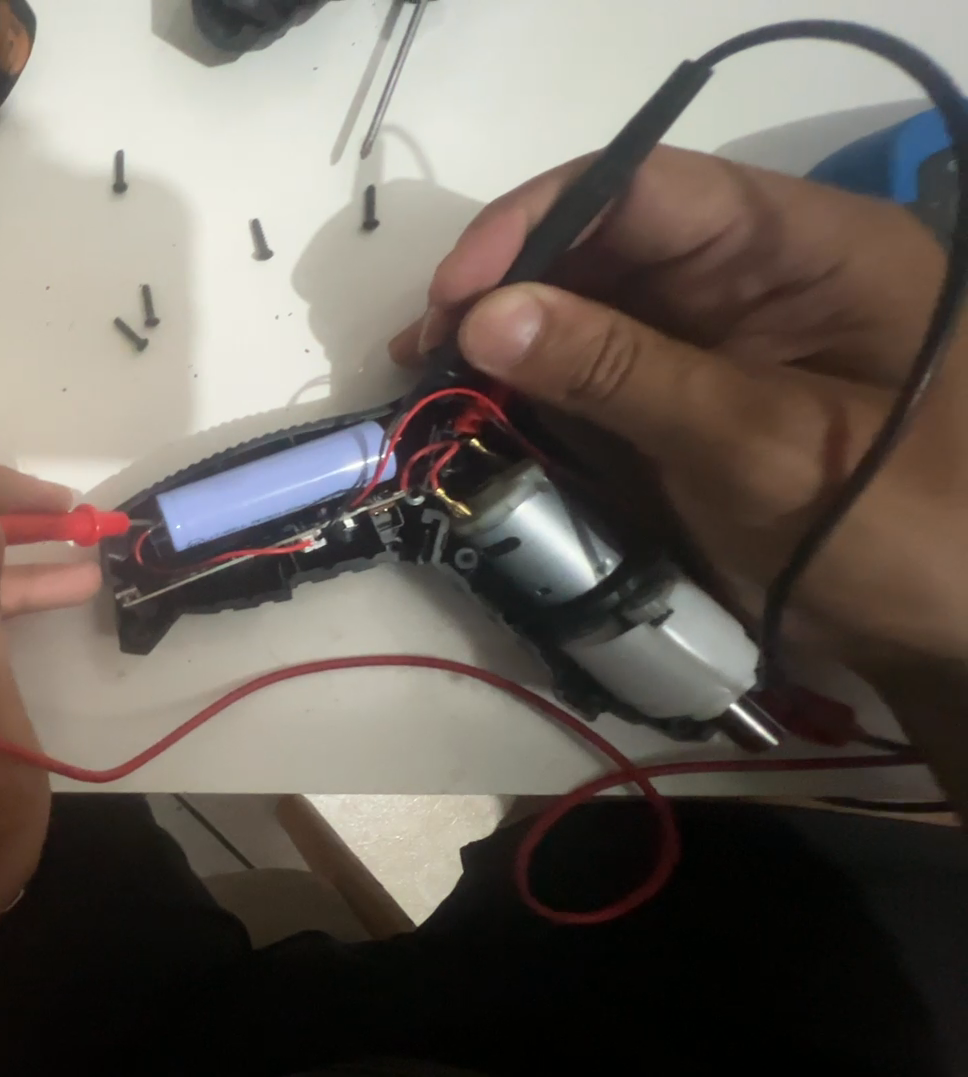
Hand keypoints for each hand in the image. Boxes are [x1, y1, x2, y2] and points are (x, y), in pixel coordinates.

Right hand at [392, 147, 967, 664]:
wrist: (929, 623)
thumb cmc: (892, 526)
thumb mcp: (754, 442)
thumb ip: (619, 373)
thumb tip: (480, 318)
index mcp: (797, 250)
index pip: (642, 191)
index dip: (534, 222)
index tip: (453, 293)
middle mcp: (731, 277)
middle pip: (587, 241)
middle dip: (494, 282)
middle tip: (423, 345)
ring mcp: (682, 339)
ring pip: (561, 301)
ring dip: (484, 329)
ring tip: (421, 367)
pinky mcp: (645, 395)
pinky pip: (558, 366)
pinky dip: (498, 378)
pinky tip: (454, 393)